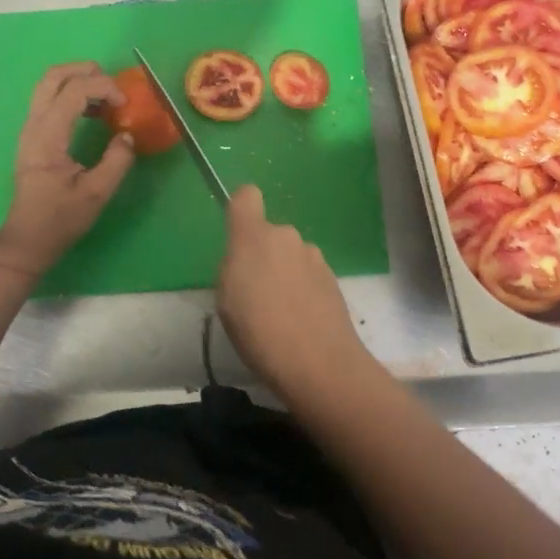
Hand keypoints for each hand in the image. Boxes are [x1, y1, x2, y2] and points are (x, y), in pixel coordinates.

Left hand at [0, 62, 135, 273]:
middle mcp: (33, 126)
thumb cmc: (60, 219)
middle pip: (53, 76)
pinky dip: (71, 96)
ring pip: (48, 86)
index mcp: (47, 136)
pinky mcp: (33, 137)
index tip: (125, 104)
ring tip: (106, 99)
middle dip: (85, 71)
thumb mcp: (96, 194)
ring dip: (78, 82)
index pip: (74, 91)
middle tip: (113, 84)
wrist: (28, 239)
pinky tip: (93, 114)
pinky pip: (49, 102)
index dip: (104, 87)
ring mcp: (30, 130)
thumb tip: (127, 136)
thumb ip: (116, 161)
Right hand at [217, 185, 376, 398]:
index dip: (241, 209)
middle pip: (270, 234)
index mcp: (254, 237)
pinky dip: (302, 291)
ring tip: (279, 315)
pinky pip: (308, 275)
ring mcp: (314, 257)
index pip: (246, 196)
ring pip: (291, 256)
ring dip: (284, 274)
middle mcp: (287, 237)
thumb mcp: (226, 300)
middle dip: (262, 255)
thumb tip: (245, 261)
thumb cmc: (259, 330)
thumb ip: (233, 268)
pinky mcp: (333, 279)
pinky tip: (300, 322)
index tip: (237, 237)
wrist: (318, 362)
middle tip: (255, 295)